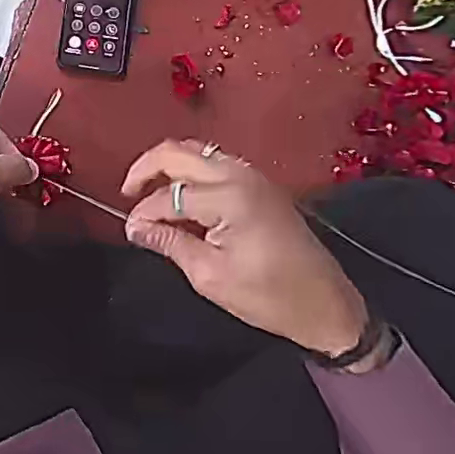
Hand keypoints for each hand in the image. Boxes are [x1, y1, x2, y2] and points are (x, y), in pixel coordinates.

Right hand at [122, 140, 367, 356]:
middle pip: (178, 152)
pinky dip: (190, 169)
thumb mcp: (210, 277)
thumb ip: (170, 243)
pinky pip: (214, 160)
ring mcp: (251, 174)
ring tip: (150, 193)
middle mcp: (239, 175)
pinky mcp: (259, 181)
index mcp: (228, 198)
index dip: (144, 212)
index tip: (130, 230)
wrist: (326, 302)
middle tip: (128, 193)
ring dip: (169, 165)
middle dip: (146, 169)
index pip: (169, 195)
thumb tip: (136, 227)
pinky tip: (181, 194)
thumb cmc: (269, 296)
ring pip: (196, 150)